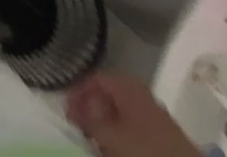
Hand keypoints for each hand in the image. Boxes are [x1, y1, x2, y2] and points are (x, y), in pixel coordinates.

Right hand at [65, 73, 200, 156]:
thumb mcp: (110, 135)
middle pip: (109, 92)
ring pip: (120, 109)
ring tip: (91, 135)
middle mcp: (141, 95)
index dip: (78, 90)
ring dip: (103, 119)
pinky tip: (112, 146)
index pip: (97, 78)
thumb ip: (88, 119)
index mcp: (128, 88)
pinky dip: (117, 131)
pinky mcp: (160, 133)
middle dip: (90, 105)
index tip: (66, 107)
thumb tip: (70, 107)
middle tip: (76, 121)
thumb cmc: (145, 150)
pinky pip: (131, 124)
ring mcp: (152, 114)